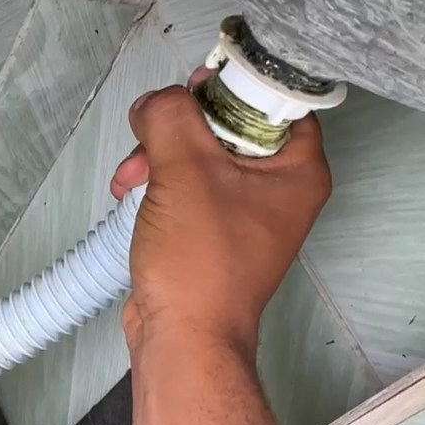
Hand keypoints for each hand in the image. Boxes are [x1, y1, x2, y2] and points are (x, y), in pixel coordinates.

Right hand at [112, 70, 331, 356]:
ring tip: (127, 180)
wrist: (182, 338)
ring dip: (158, 160)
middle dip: (177, 131)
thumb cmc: (198, 258)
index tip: (189, 87)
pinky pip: (188, 195)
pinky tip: (130, 198)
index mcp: (296, 169)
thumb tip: (153, 102)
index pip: (273, 100)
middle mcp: (277, 192)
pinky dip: (159, 190)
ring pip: (200, 163)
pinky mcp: (210, 241)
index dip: (230, 85)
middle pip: (228, 130)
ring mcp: (243, 219)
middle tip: (146, 139)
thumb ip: (170, 119)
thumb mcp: (184, 171)